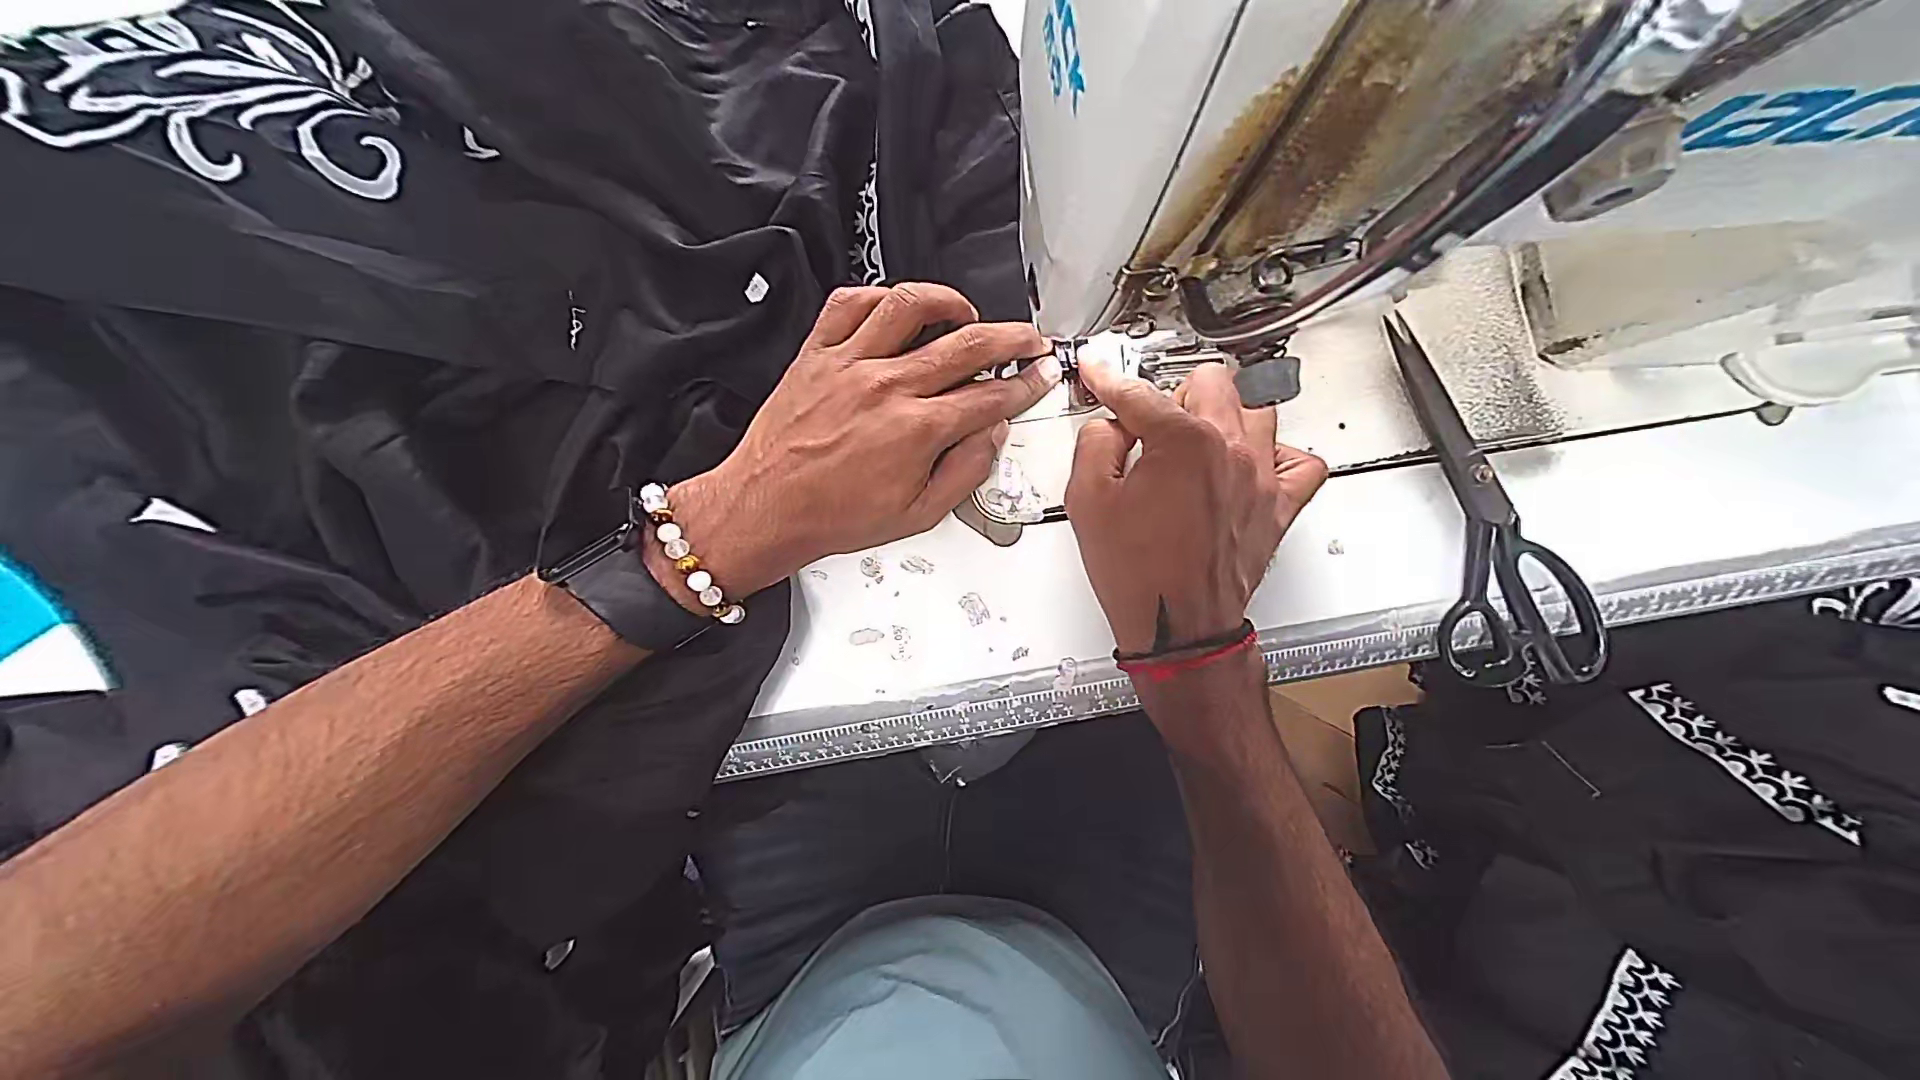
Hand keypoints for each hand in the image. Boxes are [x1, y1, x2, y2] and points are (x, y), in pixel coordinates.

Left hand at [654, 283, 1060, 602]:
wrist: (767, 508)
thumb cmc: (832, 515)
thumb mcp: (917, 514)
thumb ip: (965, 471)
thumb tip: (991, 436)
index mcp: (916, 430)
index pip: (990, 396)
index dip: (1025, 384)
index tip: (1038, 377)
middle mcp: (886, 388)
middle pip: (968, 344)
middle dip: (1013, 338)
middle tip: (1027, 340)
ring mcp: (850, 365)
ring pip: (911, 306)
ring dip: (950, 301)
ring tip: (968, 312)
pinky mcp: (817, 355)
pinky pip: (849, 304)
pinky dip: (879, 297)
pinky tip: (896, 308)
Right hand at [1065, 360, 1326, 656]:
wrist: (1176, 624)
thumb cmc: (1139, 574)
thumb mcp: (1087, 500)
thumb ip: (1094, 443)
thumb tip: (1108, 425)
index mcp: (1181, 441)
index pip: (1139, 393)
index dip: (1109, 379)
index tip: (1101, 373)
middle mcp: (1229, 450)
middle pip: (1210, 381)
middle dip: (1173, 390)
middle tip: (1150, 417)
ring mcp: (1259, 476)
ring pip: (1256, 407)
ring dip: (1222, 411)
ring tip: (1195, 434)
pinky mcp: (1277, 505)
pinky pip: (1299, 461)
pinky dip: (1277, 451)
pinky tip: (1248, 460)